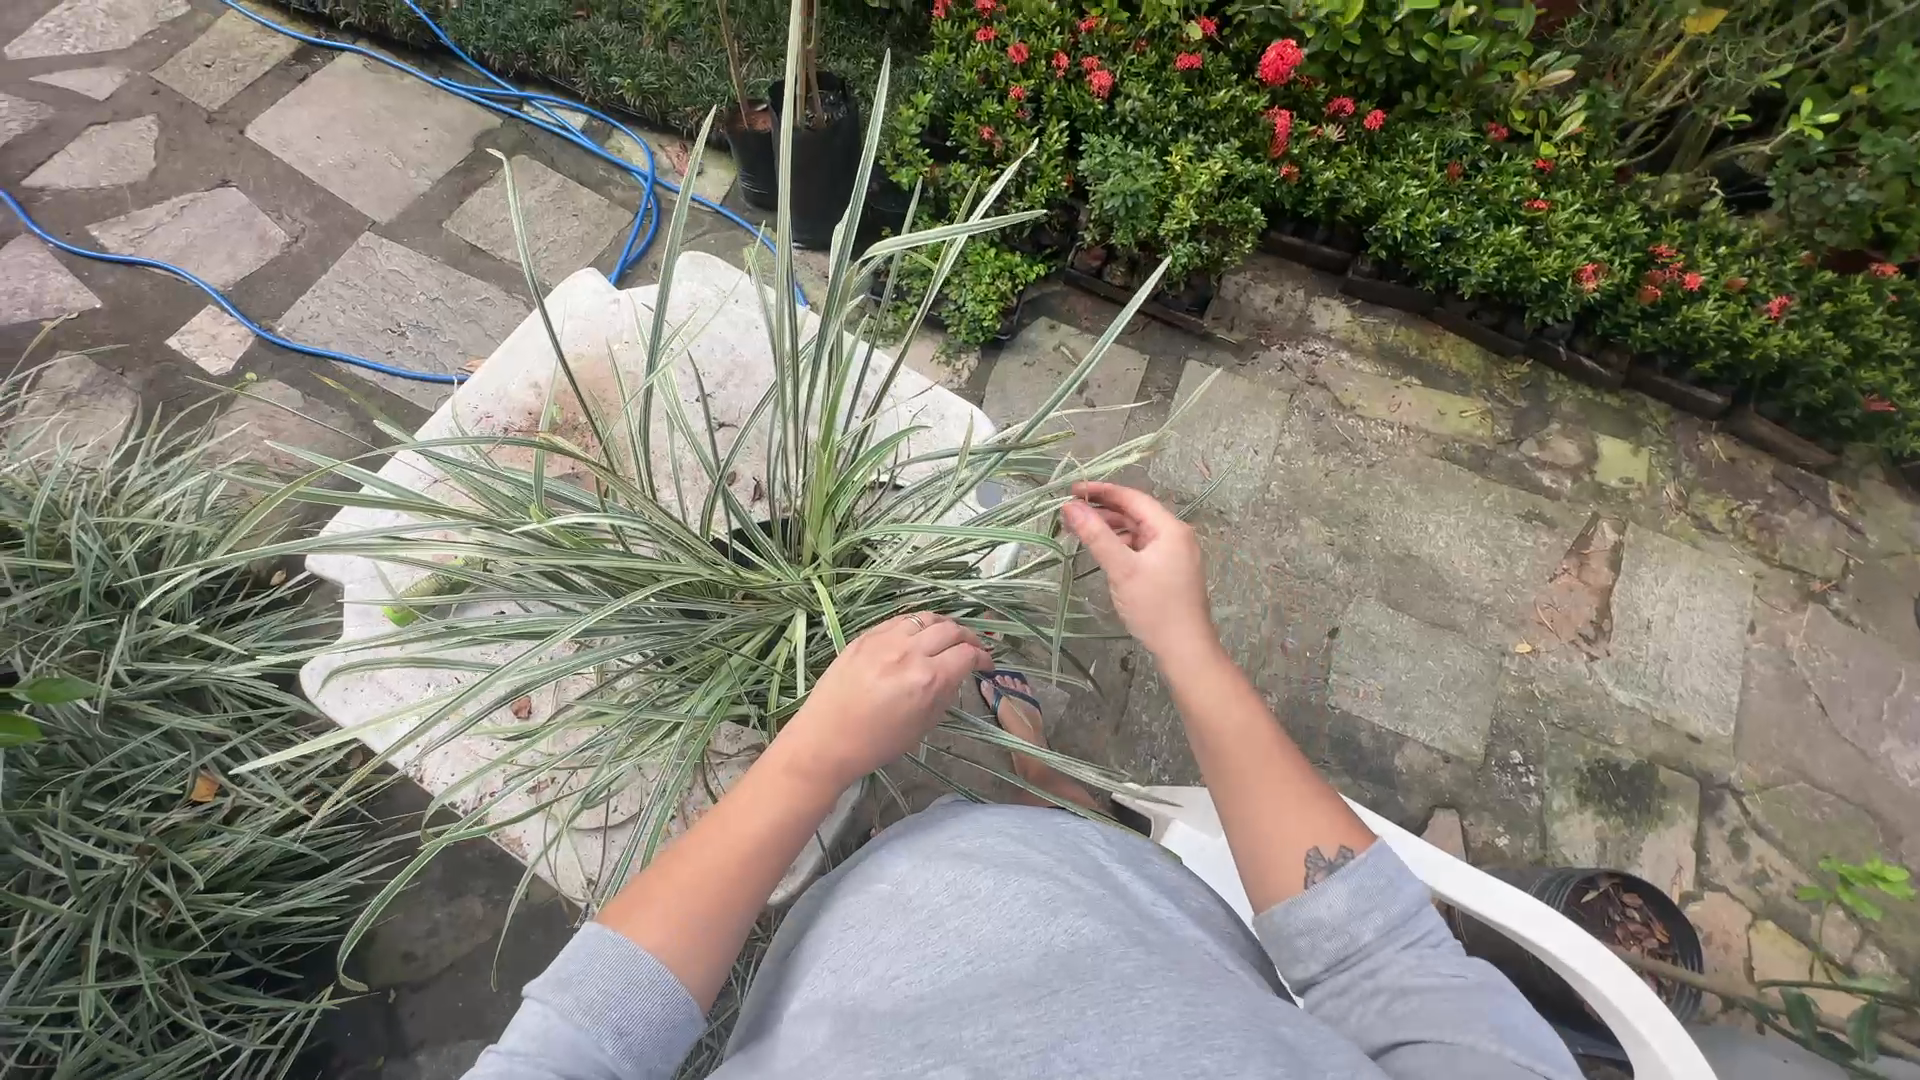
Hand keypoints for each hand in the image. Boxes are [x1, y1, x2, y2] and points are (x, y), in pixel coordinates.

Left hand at [763, 612, 990, 791]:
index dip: (983, 657)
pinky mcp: (865, 636)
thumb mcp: (923, 725)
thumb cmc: (877, 743)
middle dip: (968, 638)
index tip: (986, 665)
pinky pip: (900, 620)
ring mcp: (884, 641)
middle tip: (972, 649)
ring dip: (944, 625)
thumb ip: (945, 694)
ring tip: (948, 636)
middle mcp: (909, 653)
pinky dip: (917, 624)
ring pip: (926, 617)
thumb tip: (957, 674)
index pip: (967, 654)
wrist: (826, 739)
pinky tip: (919, 634)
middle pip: (951, 630)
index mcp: (927, 680)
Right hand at [1060, 481, 1215, 662]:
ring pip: (1136, 531)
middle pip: (1134, 513)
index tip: (1072, 490)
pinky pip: (1140, 548)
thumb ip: (1096, 535)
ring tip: (1080, 532)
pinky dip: (1120, 545)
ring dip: (1109, 529)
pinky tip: (1102, 552)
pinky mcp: (1168, 570)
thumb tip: (1070, 507)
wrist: (1184, 648)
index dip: (1101, 491)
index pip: (1132, 498)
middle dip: (1102, 511)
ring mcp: (1173, 553)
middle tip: (1070, 514)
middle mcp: (1174, 535)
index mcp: (1169, 528)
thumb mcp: (1121, 568)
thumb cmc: (1155, 607)